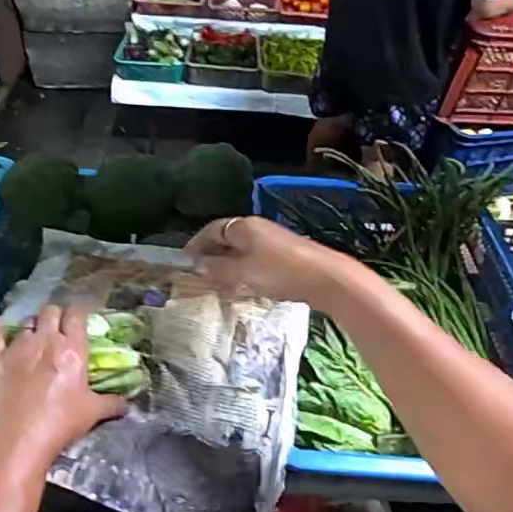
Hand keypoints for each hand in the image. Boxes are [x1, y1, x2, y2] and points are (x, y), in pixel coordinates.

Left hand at [0, 305, 125, 471]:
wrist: (19, 439)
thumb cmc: (60, 424)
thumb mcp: (92, 413)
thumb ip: (111, 403)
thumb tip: (127, 403)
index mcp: (72, 349)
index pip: (76, 316)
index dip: (77, 313)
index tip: (78, 318)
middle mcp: (45, 340)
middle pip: (50, 312)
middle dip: (55, 316)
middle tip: (57, 328)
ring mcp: (18, 347)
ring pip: (25, 323)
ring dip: (31, 326)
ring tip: (33, 335)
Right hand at [185, 216, 354, 303]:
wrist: (328, 279)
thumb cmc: (279, 272)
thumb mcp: (241, 274)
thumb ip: (216, 269)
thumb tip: (199, 266)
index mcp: (243, 226)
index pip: (211, 230)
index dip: (195, 245)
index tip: (185, 260)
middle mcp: (257, 227)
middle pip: (226, 238)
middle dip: (211, 254)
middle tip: (199, 273)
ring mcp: (273, 239)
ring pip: (241, 249)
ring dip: (227, 263)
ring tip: (218, 282)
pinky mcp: (286, 253)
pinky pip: (255, 257)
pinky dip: (243, 268)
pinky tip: (244, 285)